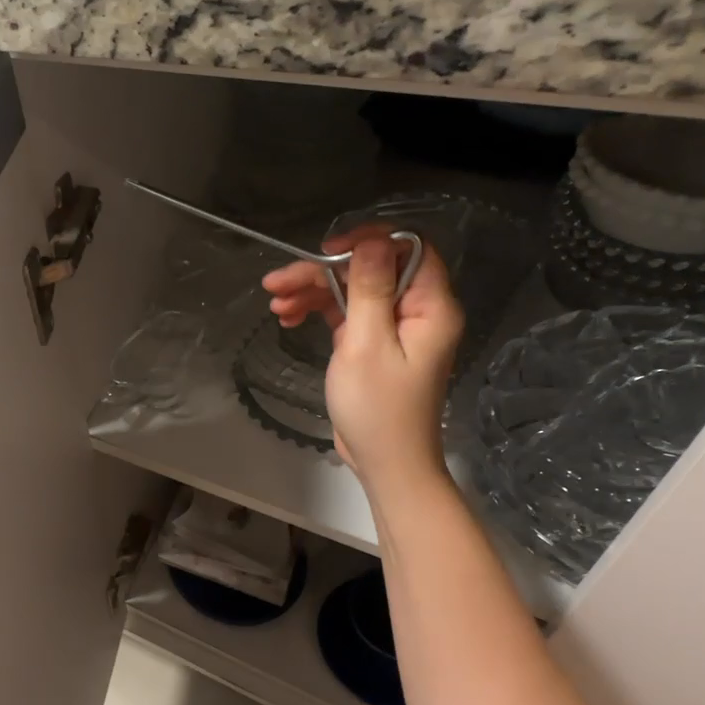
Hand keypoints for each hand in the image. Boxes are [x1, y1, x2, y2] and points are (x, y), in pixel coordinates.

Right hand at [261, 225, 462, 486]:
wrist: (386, 463)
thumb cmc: (378, 407)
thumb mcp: (366, 344)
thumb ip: (370, 289)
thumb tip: (372, 242)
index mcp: (430, 307)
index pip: (408, 250)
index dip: (368, 242)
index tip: (326, 251)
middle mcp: (416, 311)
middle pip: (369, 270)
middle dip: (323, 272)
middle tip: (277, 283)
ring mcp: (393, 329)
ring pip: (352, 291)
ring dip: (312, 292)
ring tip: (275, 304)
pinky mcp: (372, 345)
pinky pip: (346, 315)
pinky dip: (318, 312)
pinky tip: (288, 317)